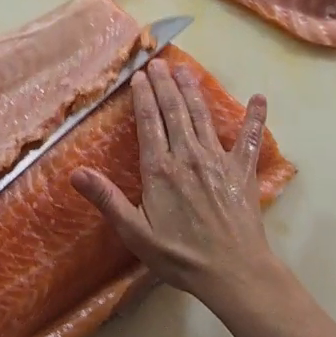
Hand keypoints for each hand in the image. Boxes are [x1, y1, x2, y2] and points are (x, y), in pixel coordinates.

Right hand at [71, 57, 273, 306]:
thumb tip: (76, 173)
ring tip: (185, 70)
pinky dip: (255, 117)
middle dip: (165, 84)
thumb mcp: (136, 234)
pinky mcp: (243, 171)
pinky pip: (250, 139)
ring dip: (193, 91)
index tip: (139, 76)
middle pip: (174, 111)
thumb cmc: (180, 257)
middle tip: (159, 62)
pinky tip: (259, 98)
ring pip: (202, 116)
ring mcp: (218, 160)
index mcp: (160, 169)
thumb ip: (108, 200)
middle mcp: (188, 155)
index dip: (143, 96)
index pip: (149, 122)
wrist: (234, 274)